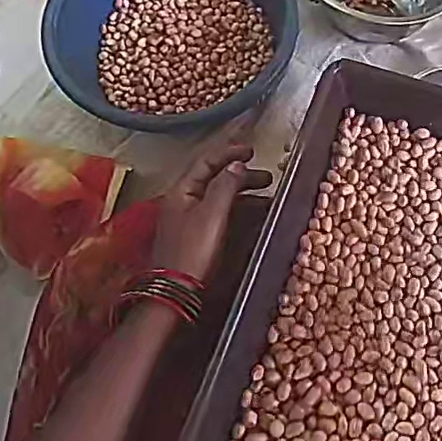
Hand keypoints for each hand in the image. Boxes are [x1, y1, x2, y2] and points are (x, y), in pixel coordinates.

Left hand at [150, 116, 273, 281]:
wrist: (176, 290)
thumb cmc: (192, 251)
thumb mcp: (212, 214)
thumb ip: (225, 186)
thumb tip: (237, 164)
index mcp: (182, 191)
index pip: (205, 162)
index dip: (228, 152)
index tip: (251, 150)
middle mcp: (181, 201)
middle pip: (212, 177)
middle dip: (240, 173)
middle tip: (266, 175)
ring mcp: (186, 218)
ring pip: (216, 195)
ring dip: (241, 191)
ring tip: (266, 193)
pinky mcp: (193, 235)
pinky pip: (218, 212)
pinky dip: (237, 207)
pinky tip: (252, 214)